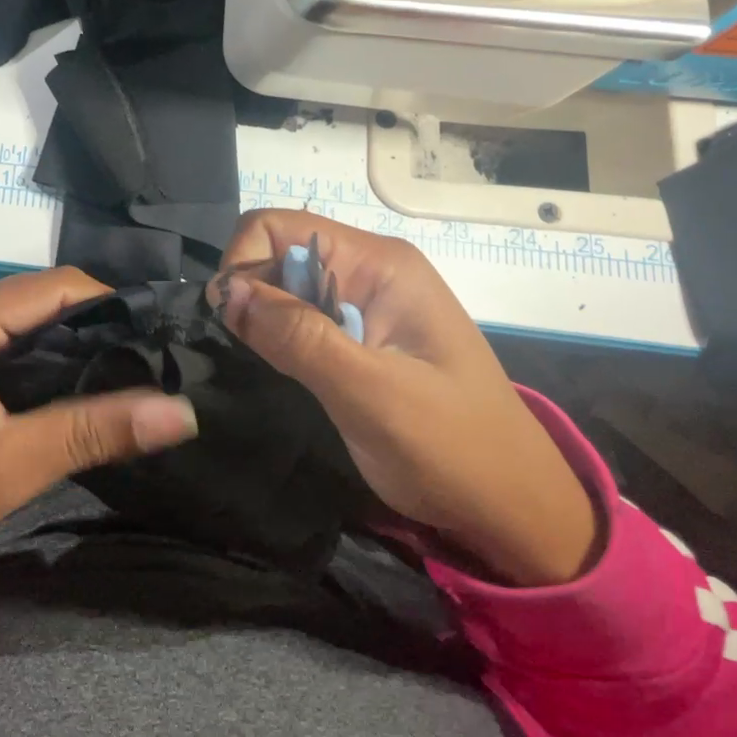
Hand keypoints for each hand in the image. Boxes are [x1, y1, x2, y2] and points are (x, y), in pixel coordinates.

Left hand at [0, 269, 199, 579]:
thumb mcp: (13, 462)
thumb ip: (93, 430)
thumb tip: (182, 412)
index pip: (58, 286)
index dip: (115, 308)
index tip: (165, 344)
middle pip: (47, 298)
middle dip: (101, 328)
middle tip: (157, 366)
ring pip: (32, 320)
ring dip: (77, 345)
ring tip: (133, 376)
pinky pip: (13, 339)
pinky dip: (48, 358)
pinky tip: (81, 386)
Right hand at [210, 211, 598, 586]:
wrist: (511, 508)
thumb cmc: (451, 447)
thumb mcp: (371, 393)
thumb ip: (297, 337)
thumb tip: (225, 291)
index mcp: (379, 265)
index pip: (277, 227)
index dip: (242, 264)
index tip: (232, 321)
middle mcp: (367, 271)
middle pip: (274, 254)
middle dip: (248, 295)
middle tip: (257, 354)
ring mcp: (361, 304)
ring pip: (280, 289)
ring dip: (261, 322)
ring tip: (274, 368)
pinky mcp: (354, 337)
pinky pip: (295, 320)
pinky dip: (277, 342)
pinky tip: (288, 374)